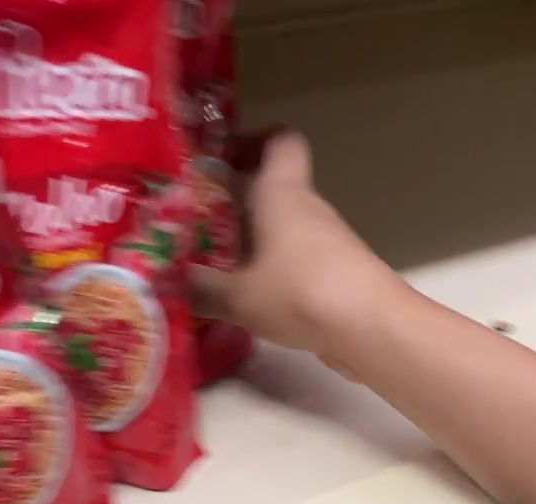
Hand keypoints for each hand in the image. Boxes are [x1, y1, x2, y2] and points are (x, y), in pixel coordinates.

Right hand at [191, 131, 408, 364]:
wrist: (368, 329)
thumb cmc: (299, 292)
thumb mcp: (238, 295)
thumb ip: (202, 288)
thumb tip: (167, 283)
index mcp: (281, 192)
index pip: (279, 141)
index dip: (251, 141)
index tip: (220, 161)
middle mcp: (306, 210)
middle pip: (271, 193)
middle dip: (234, 207)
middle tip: (195, 228)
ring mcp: (325, 246)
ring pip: (282, 234)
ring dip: (252, 248)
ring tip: (213, 272)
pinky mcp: (335, 280)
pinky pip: (295, 268)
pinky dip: (272, 278)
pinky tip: (248, 304)